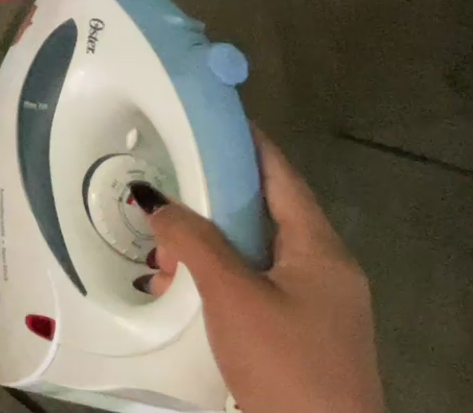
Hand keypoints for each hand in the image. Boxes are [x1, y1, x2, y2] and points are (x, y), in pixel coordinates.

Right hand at [138, 129, 384, 412]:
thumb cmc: (285, 361)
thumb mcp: (230, 293)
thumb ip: (190, 237)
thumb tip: (152, 197)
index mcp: (320, 251)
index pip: (279, 175)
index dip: (243, 140)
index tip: (203, 111)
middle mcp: (321, 269)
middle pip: (256, 210)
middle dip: (202, 199)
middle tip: (156, 188)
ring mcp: (309, 302)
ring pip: (244, 248)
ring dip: (197, 243)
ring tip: (157, 253)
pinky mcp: (290, 329)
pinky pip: (242, 279)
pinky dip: (205, 272)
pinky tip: (173, 285)